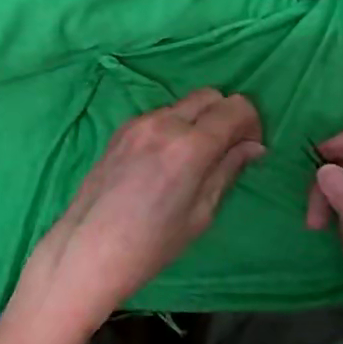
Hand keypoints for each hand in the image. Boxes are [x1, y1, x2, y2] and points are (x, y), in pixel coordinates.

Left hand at [20, 89, 265, 328]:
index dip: (251, 123)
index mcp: (190, 146)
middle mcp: (165, 122)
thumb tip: (254, 146)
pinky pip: (161, 114)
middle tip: (230, 148)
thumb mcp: (201, 213)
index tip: (252, 146)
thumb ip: (228, 170)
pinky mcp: (123, 127)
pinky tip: (168, 159)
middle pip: (211, 95)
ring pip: (185, 103)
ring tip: (197, 157)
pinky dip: (176, 125)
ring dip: (200, 119)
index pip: (235, 108)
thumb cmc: (151, 244)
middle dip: (227, 115)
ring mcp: (140, 121)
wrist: (88, 248)